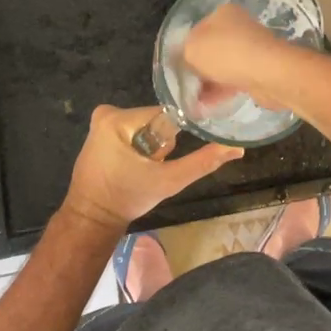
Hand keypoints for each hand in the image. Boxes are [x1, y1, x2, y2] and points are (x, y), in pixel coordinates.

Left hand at [61, 105, 243, 231]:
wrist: (93, 218)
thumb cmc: (128, 198)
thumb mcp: (169, 181)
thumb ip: (203, 162)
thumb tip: (237, 147)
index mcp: (118, 118)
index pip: (164, 115)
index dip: (171, 138)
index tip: (167, 159)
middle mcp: (107, 112)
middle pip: (154, 120)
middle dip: (159, 144)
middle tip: (152, 168)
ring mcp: (100, 120)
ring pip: (145, 125)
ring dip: (149, 145)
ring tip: (141, 168)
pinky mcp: (99, 129)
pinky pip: (132, 129)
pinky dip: (137, 145)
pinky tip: (132, 164)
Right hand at [181, 4, 298, 111]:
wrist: (268, 72)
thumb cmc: (226, 53)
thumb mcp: (192, 48)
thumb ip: (183, 53)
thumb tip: (186, 60)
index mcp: (222, 14)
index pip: (196, 31)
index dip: (185, 50)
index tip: (178, 70)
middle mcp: (238, 27)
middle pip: (210, 50)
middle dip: (197, 71)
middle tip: (185, 89)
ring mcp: (251, 48)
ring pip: (222, 67)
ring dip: (208, 84)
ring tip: (193, 104)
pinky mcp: (259, 69)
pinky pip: (235, 80)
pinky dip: (221, 91)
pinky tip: (207, 107)